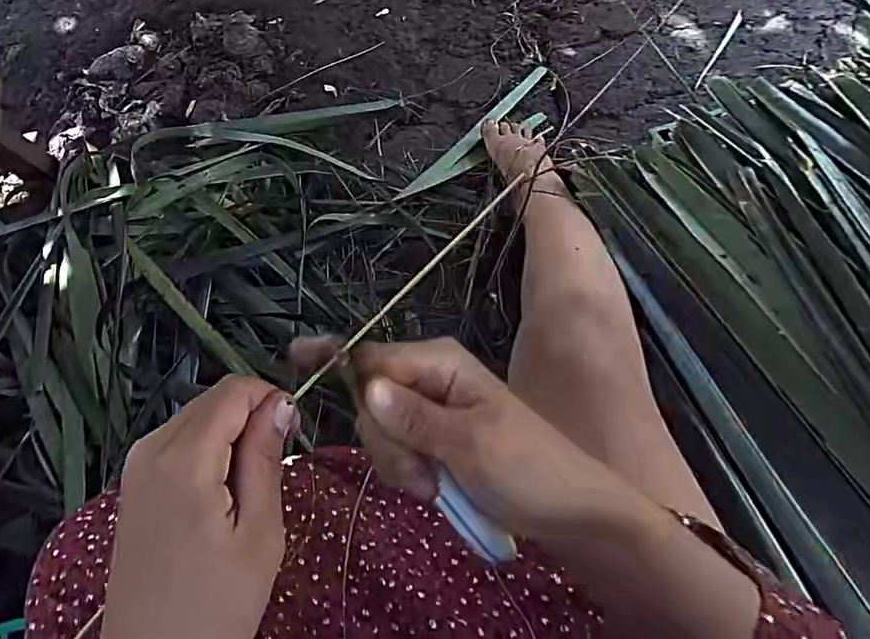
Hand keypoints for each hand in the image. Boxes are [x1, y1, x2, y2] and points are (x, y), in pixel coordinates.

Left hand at [102, 375, 295, 638]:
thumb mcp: (258, 535)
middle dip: (250, 416)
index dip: (269, 398)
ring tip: (246, 488)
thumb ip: (266, 458)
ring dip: (229, 434)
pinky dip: (206, 449)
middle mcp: (152, 445)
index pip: (233, 389)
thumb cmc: (213, 608)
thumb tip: (280, 402)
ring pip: (198, 415)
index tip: (292, 431)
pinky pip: (179, 439)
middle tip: (273, 465)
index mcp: (183, 456)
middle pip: (214, 399)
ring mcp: (137, 462)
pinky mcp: (133, 479)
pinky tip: (217, 494)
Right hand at [291, 337, 627, 540]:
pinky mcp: (434, 438)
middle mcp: (430, 377)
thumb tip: (366, 388)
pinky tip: (433, 488)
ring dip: (398, 463)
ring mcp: (431, 409)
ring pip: (380, 428)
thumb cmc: (529, 468)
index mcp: (440, 362)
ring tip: (436, 486)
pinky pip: (398, 449)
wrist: (573, 514)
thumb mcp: (471, 443)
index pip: (373, 357)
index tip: (295, 356)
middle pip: (370, 397)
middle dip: (384, 441)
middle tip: (421, 475)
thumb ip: (414, 417)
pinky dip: (407, 472)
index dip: (335, 359)